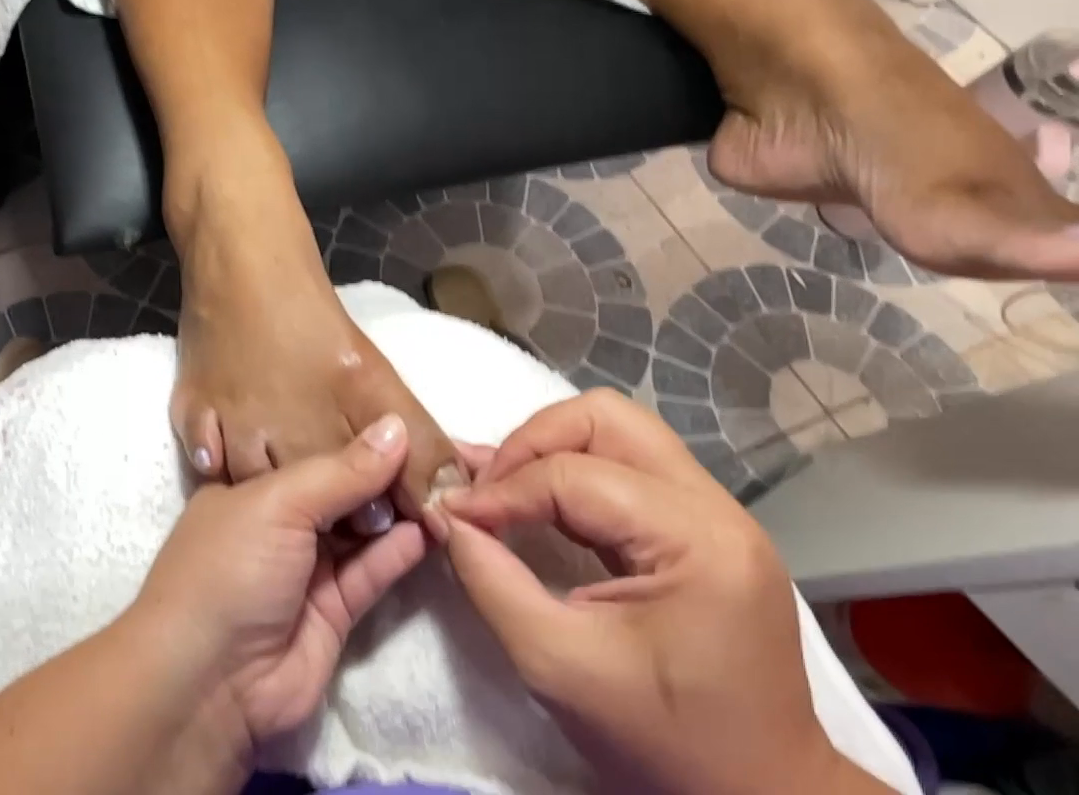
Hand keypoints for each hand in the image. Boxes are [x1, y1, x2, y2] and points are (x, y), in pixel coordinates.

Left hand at [132, 415, 433, 742]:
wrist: (209, 676)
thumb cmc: (230, 567)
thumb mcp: (278, 502)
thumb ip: (342, 469)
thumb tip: (397, 425)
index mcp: (248, 487)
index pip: (307, 450)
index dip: (352, 436)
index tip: (407, 421)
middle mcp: (276, 523)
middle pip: (338, 492)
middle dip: (382, 476)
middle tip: (440, 455)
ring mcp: (304, 569)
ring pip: (358, 531)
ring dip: (396, 512)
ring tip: (444, 489)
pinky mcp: (332, 611)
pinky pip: (370, 572)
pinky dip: (398, 552)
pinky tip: (431, 530)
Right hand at [427, 390, 862, 794]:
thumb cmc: (662, 740)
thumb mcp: (555, 664)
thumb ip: (489, 579)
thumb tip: (443, 515)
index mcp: (698, 542)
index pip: (574, 475)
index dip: (500, 489)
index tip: (450, 516)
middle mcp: (716, 509)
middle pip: (606, 418)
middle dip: (530, 443)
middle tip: (486, 491)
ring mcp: (715, 514)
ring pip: (614, 431)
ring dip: (547, 452)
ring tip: (501, 493)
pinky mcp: (700, 528)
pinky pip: (623, 466)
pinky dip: (567, 473)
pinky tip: (529, 503)